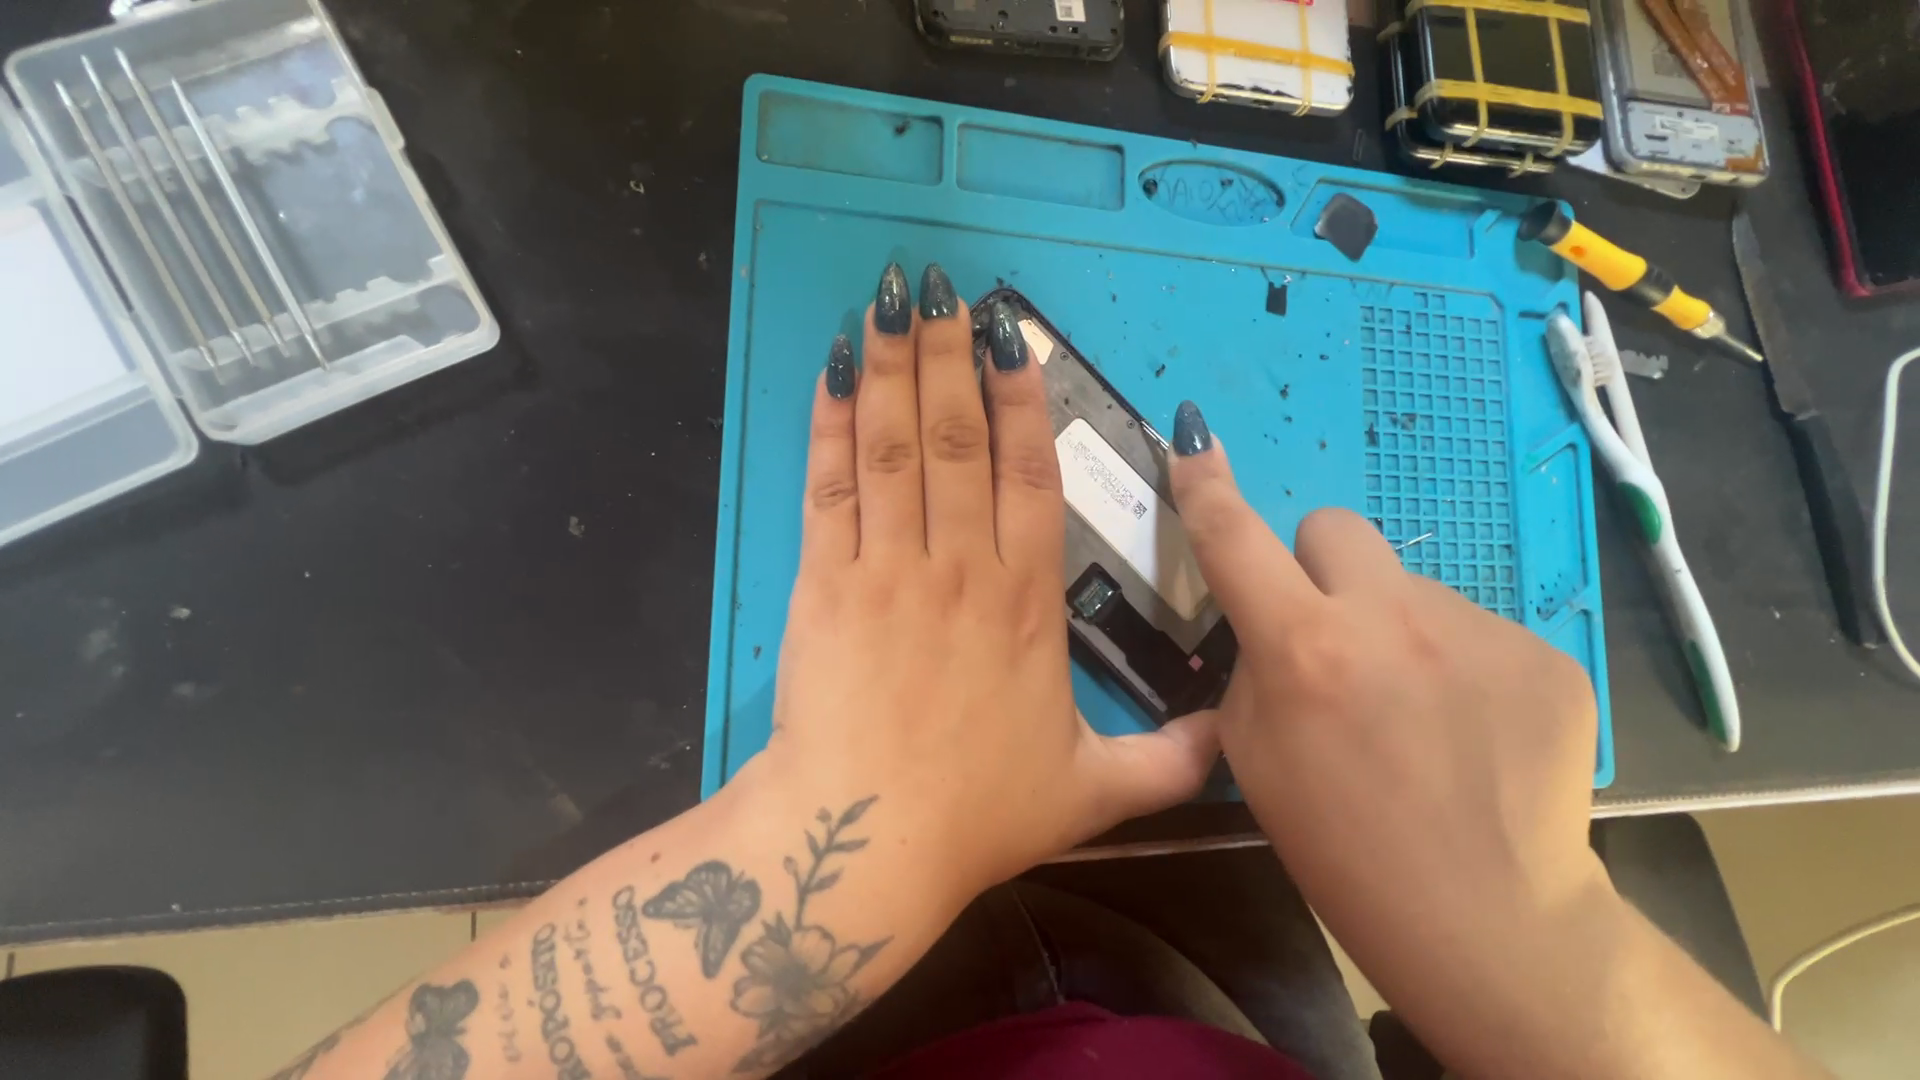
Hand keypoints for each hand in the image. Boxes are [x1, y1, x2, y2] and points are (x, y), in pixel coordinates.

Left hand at [741, 265, 1218, 909]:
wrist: (867, 842)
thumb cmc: (977, 815)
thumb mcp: (1092, 795)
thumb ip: (1170, 763)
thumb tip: (1236, 742)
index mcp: (1027, 601)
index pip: (1030, 474)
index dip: (1019, 397)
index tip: (1009, 334)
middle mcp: (960, 565)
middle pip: (956, 438)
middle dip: (947, 354)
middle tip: (939, 285)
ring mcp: (886, 567)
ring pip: (892, 447)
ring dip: (891, 366)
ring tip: (887, 299)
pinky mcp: (822, 582)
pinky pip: (827, 488)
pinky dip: (829, 426)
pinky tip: (831, 372)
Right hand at [1166, 401, 1607, 1053]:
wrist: (1485, 914)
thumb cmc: (1337, 842)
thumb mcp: (1251, 752)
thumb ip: (1252, 665)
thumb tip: (1274, 621)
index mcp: (1302, 648)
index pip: (1234, 539)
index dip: (1205, 486)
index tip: (1193, 437)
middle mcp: (1388, 618)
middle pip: (1333, 526)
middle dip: (1316, 566)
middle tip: (1329, 637)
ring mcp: (1476, 628)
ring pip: (1405, 585)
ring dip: (1391, 624)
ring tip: (1413, 708)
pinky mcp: (1543, 652)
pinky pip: (1471, 626)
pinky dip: (1454, 661)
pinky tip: (1467, 726)